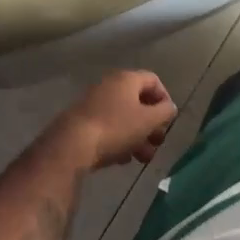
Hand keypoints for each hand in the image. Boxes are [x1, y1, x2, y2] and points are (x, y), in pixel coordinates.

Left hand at [52, 70, 177, 168]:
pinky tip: (121, 159)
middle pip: (138, 102)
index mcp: (127, 79)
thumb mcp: (148, 121)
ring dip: (137, 136)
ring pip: (122, 117)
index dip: (164, 99)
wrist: (70, 146)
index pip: (153, 81)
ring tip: (142, 159)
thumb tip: (170, 108)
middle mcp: (109, 86)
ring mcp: (93, 103)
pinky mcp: (80, 122)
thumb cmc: (115, 128)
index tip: (168, 120)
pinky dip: (118, 139)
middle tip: (157, 144)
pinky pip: (107, 127)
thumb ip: (164, 112)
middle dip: (151, 125)